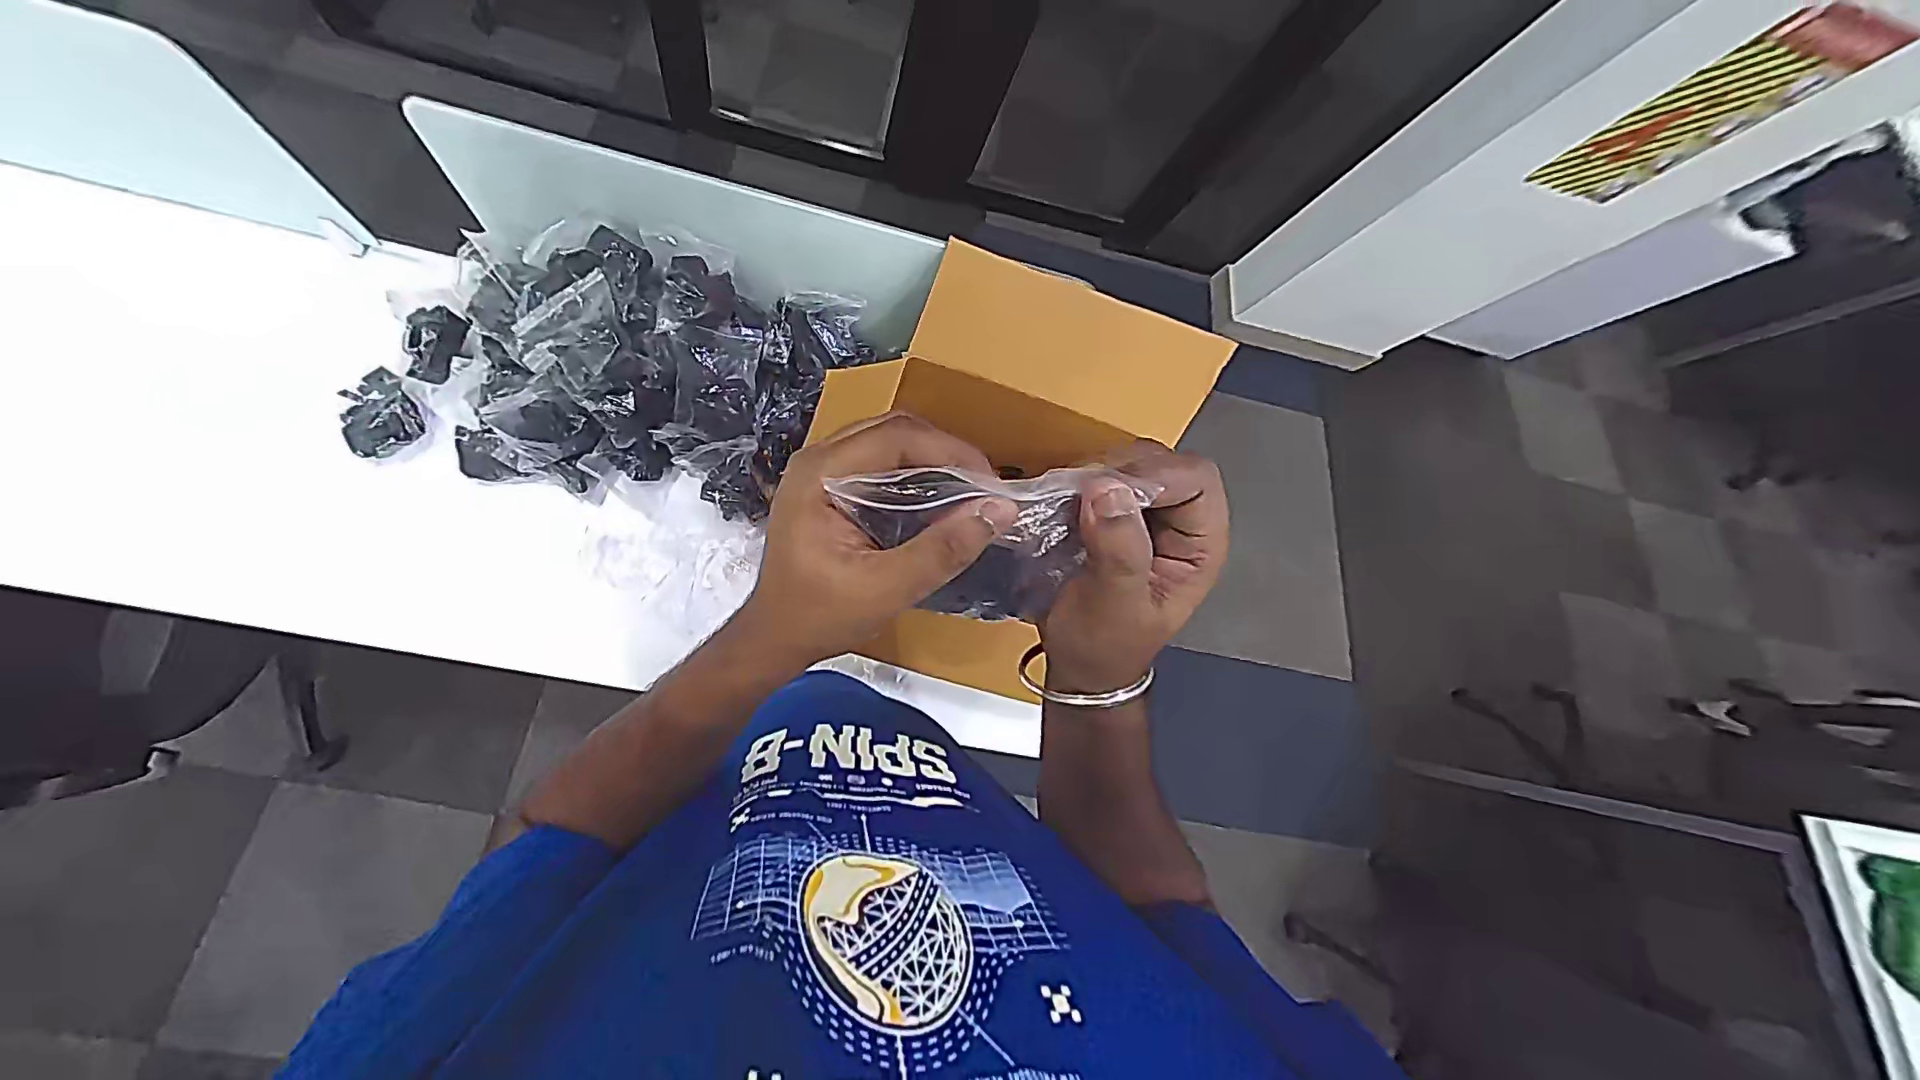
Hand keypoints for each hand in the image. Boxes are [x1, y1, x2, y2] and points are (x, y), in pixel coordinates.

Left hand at [733, 412, 1015, 668]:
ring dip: (933, 458)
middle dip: (946, 451)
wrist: (776, 635)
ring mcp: (820, 469)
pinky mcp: (829, 485)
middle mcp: (818, 459)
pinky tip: (939, 497)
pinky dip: (915, 470)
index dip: (952, 451)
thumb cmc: (820, 615)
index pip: (897, 436)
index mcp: (821, 474)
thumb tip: (1000, 511)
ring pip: (889, 440)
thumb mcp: (887, 589)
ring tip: (969, 489)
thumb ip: (942, 550)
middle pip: (894, 429)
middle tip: (984, 485)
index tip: (990, 481)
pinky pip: (880, 460)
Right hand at [1040, 441, 1228, 694]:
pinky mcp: (1113, 512)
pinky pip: (1101, 476)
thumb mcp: (1115, 606)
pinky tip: (1061, 500)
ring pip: (1130, 462)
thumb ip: (1119, 551)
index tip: (1107, 489)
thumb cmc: (1104, 646)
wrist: (1078, 663)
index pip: (1195, 481)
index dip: (1156, 476)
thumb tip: (1107, 490)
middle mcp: (1178, 522)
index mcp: (1199, 546)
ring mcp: (1145, 514)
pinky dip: (1079, 480)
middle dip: (1120, 470)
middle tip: (1080, 494)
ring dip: (1096, 472)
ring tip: (1067, 499)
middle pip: (1163, 462)